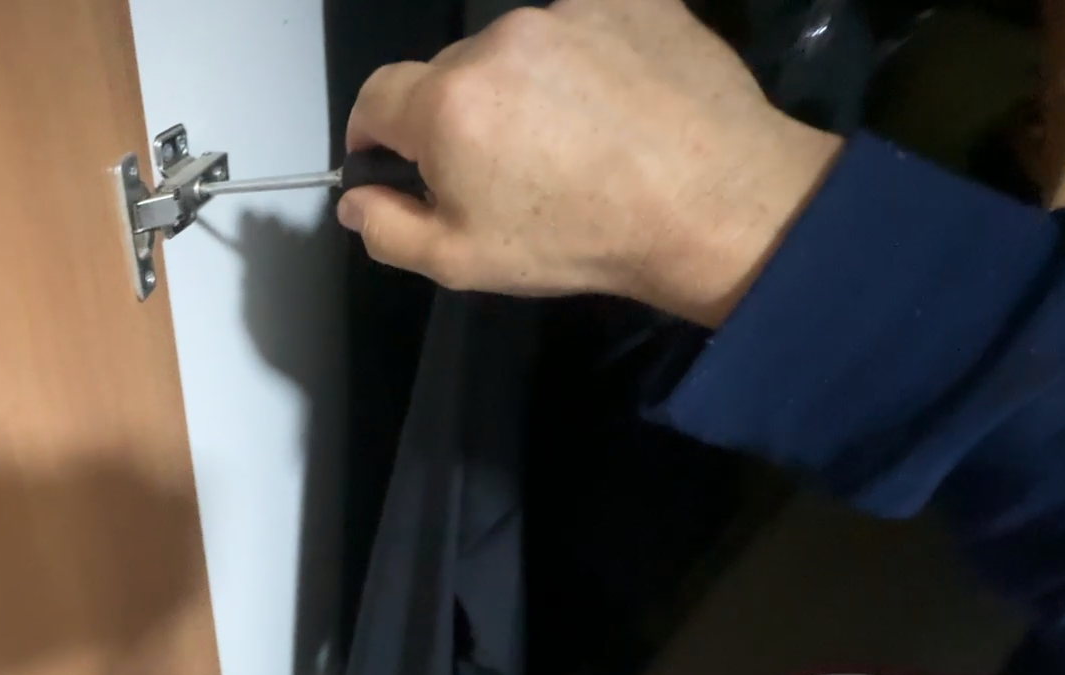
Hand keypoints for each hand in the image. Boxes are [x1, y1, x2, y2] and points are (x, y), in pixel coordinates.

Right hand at [338, 0, 842, 325]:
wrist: (708, 202)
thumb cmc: (568, 239)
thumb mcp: (454, 260)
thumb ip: (384, 229)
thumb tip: (356, 200)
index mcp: (447, 103)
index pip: (373, 97)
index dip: (369, 135)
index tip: (387, 165)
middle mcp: (499, 40)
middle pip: (440, 77)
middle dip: (444, 121)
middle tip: (484, 174)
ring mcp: (568, 12)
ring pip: (503, 55)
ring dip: (506, 94)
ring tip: (552, 146)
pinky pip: (568, 32)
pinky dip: (564, 69)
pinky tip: (594, 114)